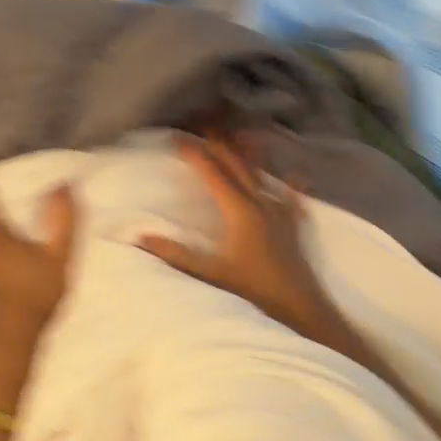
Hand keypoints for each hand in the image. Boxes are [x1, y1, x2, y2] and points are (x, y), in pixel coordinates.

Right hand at [139, 132, 344, 341]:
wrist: (300, 312)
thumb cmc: (253, 293)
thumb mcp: (210, 275)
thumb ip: (176, 255)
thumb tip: (140, 237)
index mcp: (239, 211)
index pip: (213, 174)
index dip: (195, 155)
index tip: (178, 139)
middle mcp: (261, 204)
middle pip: (237, 167)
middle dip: (219, 146)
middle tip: (203, 129)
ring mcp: (281, 213)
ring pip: (263, 175)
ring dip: (250, 154)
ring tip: (244, 133)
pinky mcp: (295, 227)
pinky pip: (293, 197)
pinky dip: (290, 183)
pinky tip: (297, 173)